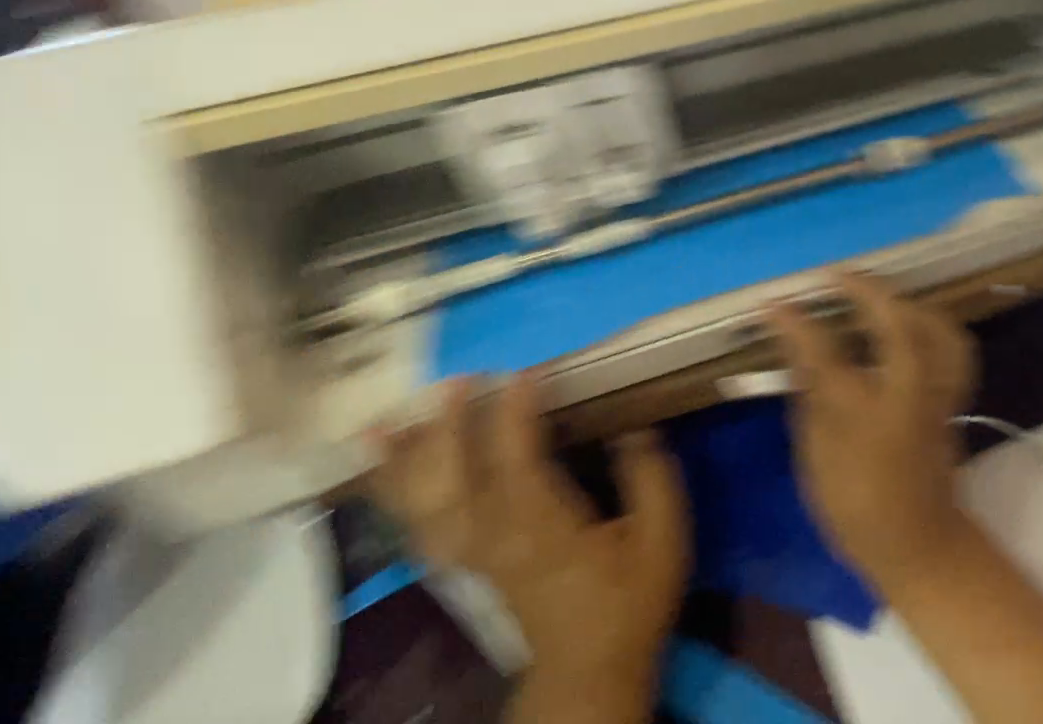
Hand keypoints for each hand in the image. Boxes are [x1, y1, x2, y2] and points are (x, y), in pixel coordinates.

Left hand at [371, 376, 688, 723]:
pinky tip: (383, 477)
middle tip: (456, 381)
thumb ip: (649, 477)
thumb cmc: (629, 600)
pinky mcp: (464, 566)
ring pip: (422, 505)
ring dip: (401, 463)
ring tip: (380, 426)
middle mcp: (495, 536)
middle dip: (449, 426)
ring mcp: (472, 554)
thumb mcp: (662, 537)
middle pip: (455, 476)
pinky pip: (418, 530)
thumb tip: (632, 427)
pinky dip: (394, 502)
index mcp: (542, 525)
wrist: (591, 669)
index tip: (524, 373)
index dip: (515, 413)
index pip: (517, 458)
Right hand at [766, 272, 978, 590]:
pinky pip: (952, 348)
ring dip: (905, 301)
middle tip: (835, 276)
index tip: (774, 304)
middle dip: (865, 290)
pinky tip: (912, 324)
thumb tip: (797, 351)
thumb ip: (809, 398)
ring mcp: (936, 395)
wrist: (920, 544)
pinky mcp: (953, 400)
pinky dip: (933, 326)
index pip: (824, 352)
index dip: (796, 323)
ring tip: (878, 294)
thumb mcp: (814, 459)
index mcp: (863, 414)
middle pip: (895, 323)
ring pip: (935, 329)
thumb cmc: (855, 510)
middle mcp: (906, 394)